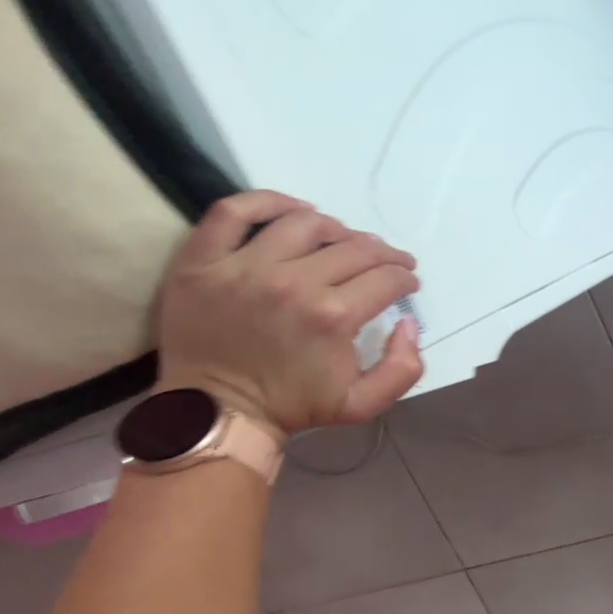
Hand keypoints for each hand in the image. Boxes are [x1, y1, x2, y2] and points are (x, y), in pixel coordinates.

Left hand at [156, 190, 423, 438]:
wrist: (215, 412)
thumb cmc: (294, 406)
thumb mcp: (365, 402)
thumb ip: (404, 367)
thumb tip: (410, 323)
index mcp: (333, 316)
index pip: (385, 278)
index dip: (405, 279)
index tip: (407, 284)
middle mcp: (292, 283)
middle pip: (353, 249)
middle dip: (384, 254)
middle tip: (389, 262)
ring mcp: (243, 268)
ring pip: (305, 224)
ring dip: (337, 228)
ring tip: (344, 240)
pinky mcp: (202, 262)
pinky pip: (233, 213)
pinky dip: (267, 202)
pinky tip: (293, 210)